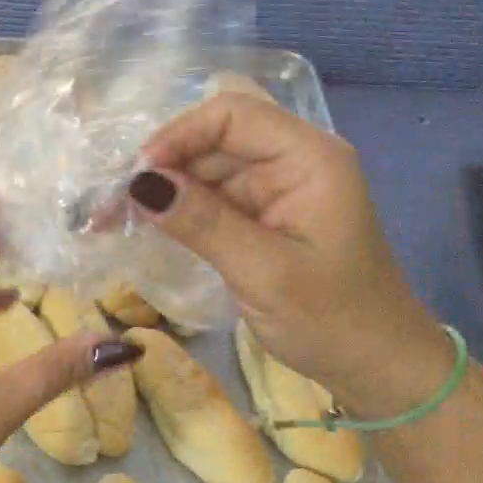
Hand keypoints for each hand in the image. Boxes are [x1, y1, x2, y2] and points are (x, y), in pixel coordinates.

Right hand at [128, 93, 450, 416]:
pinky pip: (208, 201)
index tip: (135, 177)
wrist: (375, 366)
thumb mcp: (263, 271)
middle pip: (212, 140)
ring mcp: (274, 191)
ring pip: (203, 171)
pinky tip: (140, 227)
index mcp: (309, 159)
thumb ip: (203, 222)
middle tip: (106, 205)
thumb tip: (139, 184)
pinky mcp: (260, 219)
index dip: (179, 135)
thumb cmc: (331, 318)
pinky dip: (174, 212)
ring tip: (109, 219)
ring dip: (159, 191)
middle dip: (159, 166)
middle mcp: (291, 163)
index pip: (233, 115)